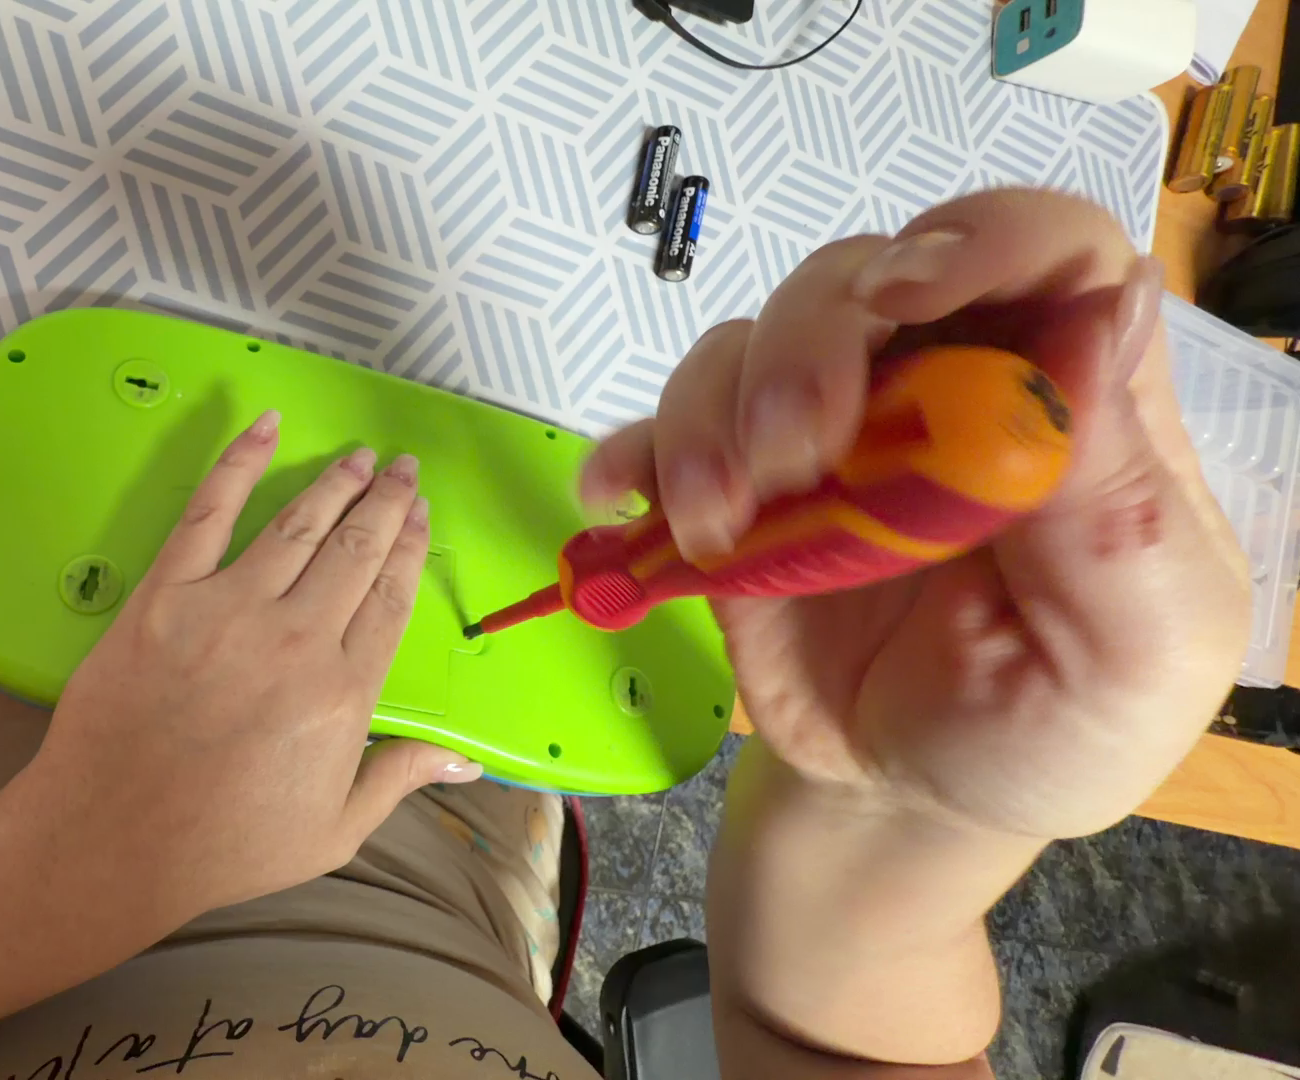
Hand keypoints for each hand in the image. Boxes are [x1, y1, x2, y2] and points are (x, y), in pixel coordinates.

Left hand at [22, 412, 478, 920]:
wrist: (112, 838)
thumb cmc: (227, 843)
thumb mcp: (333, 830)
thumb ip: (401, 777)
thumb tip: (468, 759)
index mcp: (343, 692)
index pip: (390, 598)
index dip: (409, 548)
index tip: (421, 515)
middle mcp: (298, 638)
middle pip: (356, 550)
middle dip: (386, 502)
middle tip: (403, 468)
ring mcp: (229, 608)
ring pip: (298, 525)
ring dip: (336, 484)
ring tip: (360, 457)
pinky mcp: (166, 592)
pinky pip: (209, 512)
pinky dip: (240, 463)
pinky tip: (267, 428)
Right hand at [581, 189, 1249, 840]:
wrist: (894, 788)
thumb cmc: (1035, 729)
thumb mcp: (1131, 645)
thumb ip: (1114, 503)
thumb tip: (1096, 320)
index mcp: (1046, 411)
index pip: (1039, 258)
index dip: (974, 242)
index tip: (903, 303)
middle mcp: (914, 401)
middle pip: (846, 287)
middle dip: (800, 356)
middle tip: (787, 465)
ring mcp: (802, 448)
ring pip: (731, 355)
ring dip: (701, 428)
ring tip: (712, 531)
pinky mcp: (721, 499)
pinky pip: (652, 441)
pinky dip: (624, 458)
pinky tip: (610, 502)